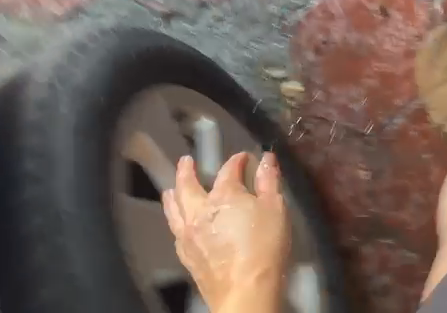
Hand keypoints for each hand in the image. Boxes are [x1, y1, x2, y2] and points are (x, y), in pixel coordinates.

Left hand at [162, 152, 291, 312]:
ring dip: (173, 196)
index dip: (236, 160)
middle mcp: (200, 212)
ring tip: (170, 189)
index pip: (228, 170)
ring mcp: (188, 235)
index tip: (244, 157)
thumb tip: (266, 159)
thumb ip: (269, 180)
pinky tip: (179, 221)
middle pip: (188, 188)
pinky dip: (176, 220)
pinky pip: (176, 231)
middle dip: (186, 172)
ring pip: (175, 210)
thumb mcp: (276, 207)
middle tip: (185, 161)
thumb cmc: (265, 244)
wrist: (245, 289)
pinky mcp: (185, 255)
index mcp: (224, 196)